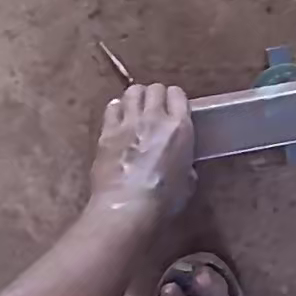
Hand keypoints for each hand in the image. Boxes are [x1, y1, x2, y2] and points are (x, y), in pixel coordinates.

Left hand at [89, 83, 194, 221]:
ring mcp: (128, 123)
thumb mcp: (188, 181)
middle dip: (156, 96)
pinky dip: (117, 109)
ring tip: (138, 109)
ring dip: (137, 98)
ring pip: (132, 92)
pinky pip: (112, 108)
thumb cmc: (164, 199)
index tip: (175, 107)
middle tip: (156, 108)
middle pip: (155, 89)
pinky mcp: (107, 132)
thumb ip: (186, 164)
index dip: (176, 99)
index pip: (178, 95)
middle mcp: (154, 118)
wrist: (128, 206)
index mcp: (180, 128)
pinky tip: (120, 119)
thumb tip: (182, 164)